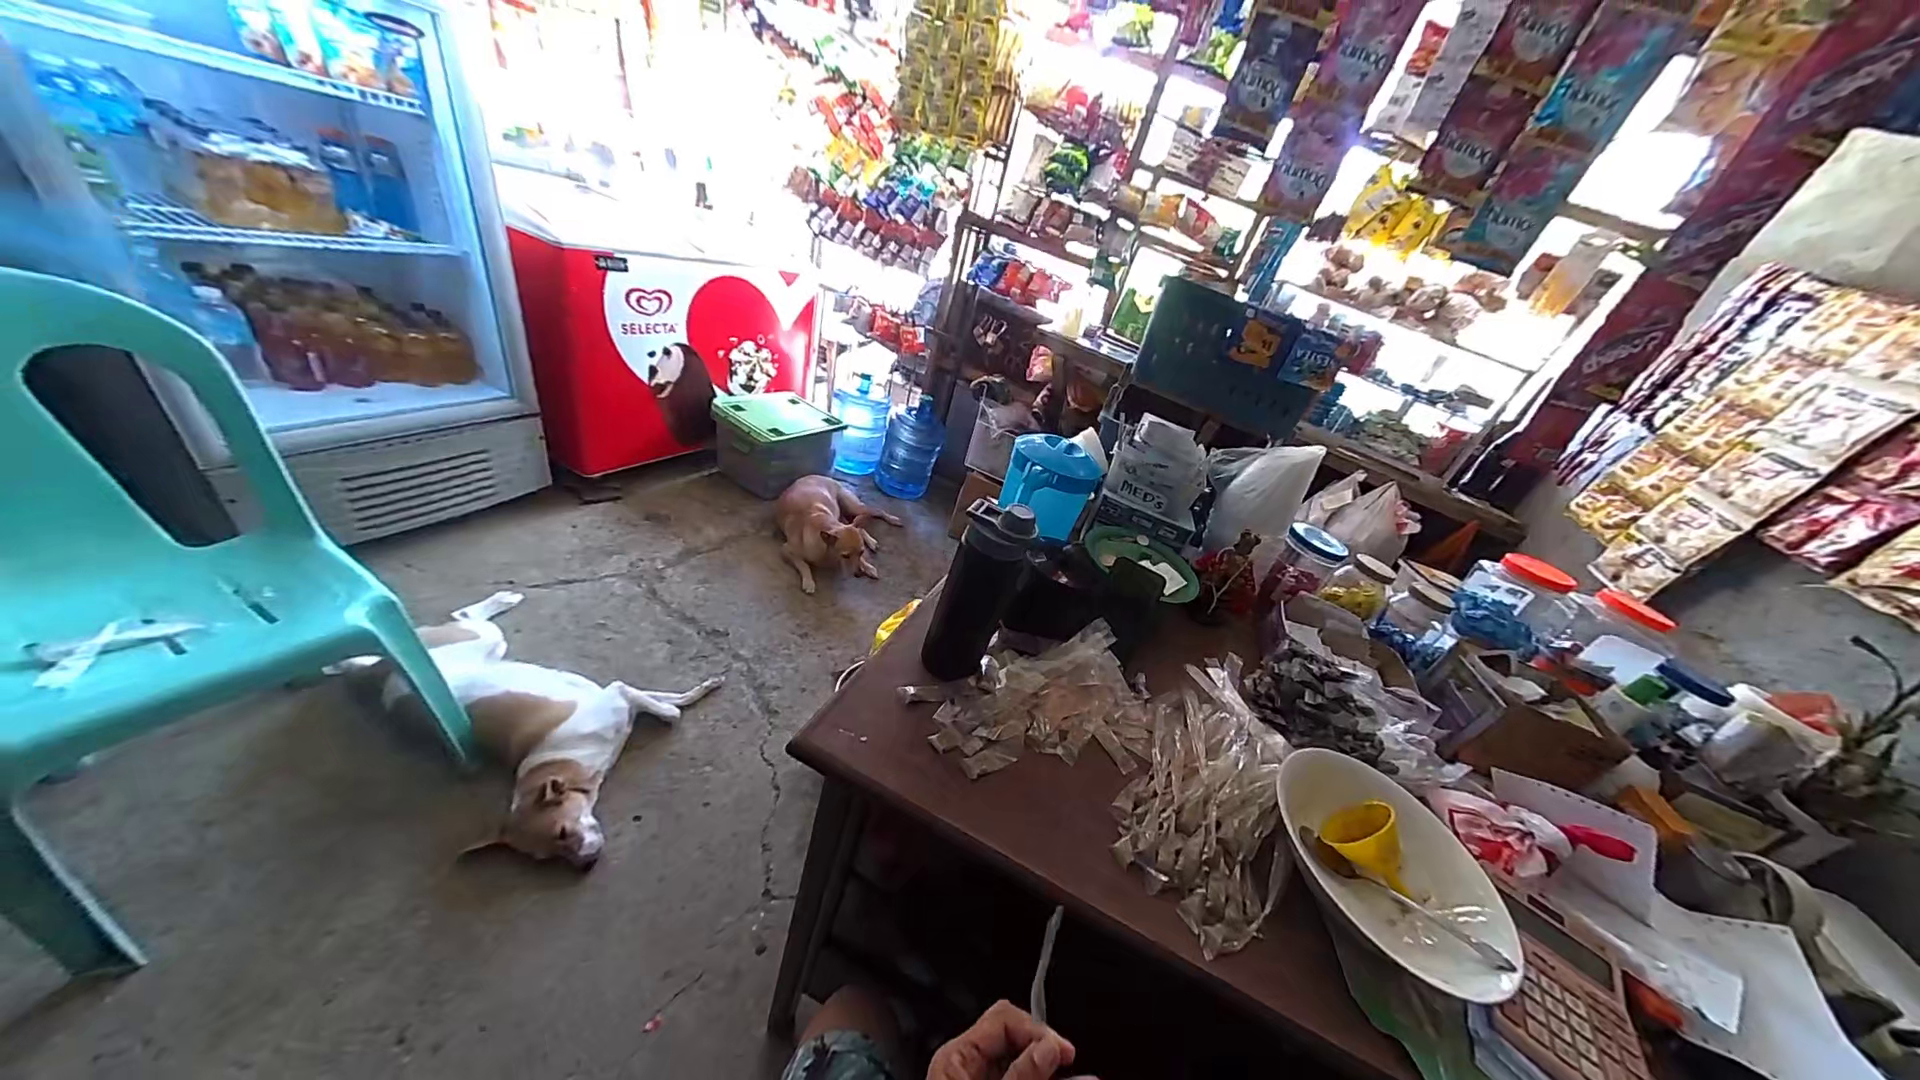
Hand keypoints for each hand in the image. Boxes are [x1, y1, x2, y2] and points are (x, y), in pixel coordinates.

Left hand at [927, 1001, 1077, 1079]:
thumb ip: (1021, 1076)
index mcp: (956, 1055)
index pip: (1004, 1017)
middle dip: (1044, 1047)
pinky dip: (1037, 1078)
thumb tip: (1051, 1046)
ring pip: (1018, 1061)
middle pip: (1014, 1038)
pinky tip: (1058, 1079)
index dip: (1036, 1029)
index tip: (1064, 1051)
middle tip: (1070, 1064)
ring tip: (1076, 1074)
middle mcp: (966, 1065)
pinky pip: (1016, 1077)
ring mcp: (976, 1079)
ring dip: (1045, 1066)